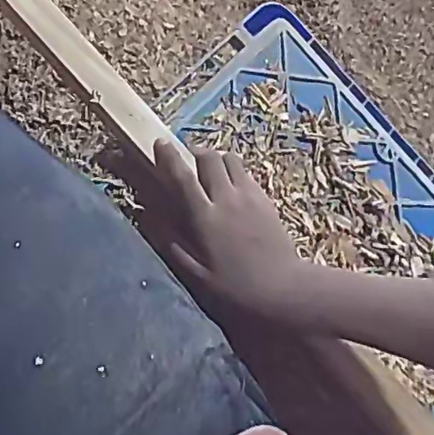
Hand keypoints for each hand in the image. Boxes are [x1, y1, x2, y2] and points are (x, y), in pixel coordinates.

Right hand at [140, 138, 309, 316]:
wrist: (285, 290)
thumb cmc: (236, 289)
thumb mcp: (197, 274)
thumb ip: (172, 243)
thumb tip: (148, 218)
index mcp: (206, 218)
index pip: (184, 178)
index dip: (170, 158)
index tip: (161, 144)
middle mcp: (227, 199)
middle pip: (209, 158)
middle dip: (195, 153)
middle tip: (188, 162)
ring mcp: (250, 196)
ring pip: (230, 159)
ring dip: (216, 160)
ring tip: (211, 173)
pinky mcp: (266, 199)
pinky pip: (246, 173)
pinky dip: (234, 172)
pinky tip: (232, 189)